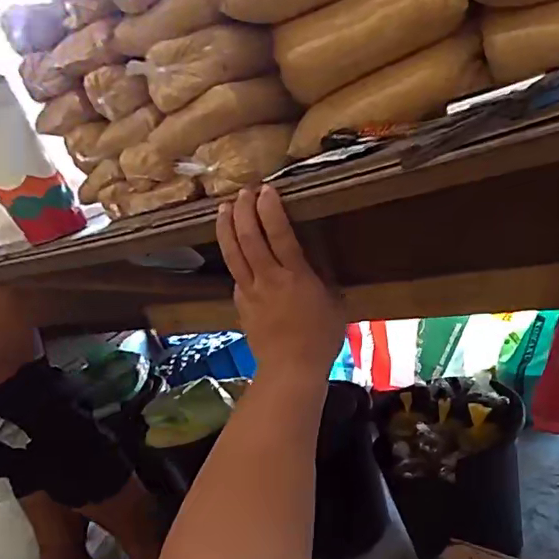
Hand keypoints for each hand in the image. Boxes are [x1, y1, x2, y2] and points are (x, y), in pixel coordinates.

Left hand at [216, 185, 343, 379]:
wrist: (291, 369)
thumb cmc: (321, 339)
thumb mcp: (334, 305)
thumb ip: (322, 280)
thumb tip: (314, 264)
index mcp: (296, 277)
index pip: (279, 234)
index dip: (271, 209)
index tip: (267, 190)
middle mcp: (269, 279)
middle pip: (249, 236)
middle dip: (244, 210)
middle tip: (244, 192)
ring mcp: (250, 292)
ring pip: (233, 252)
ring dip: (227, 226)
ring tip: (224, 208)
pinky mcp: (241, 305)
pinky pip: (235, 275)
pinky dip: (234, 257)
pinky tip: (235, 252)